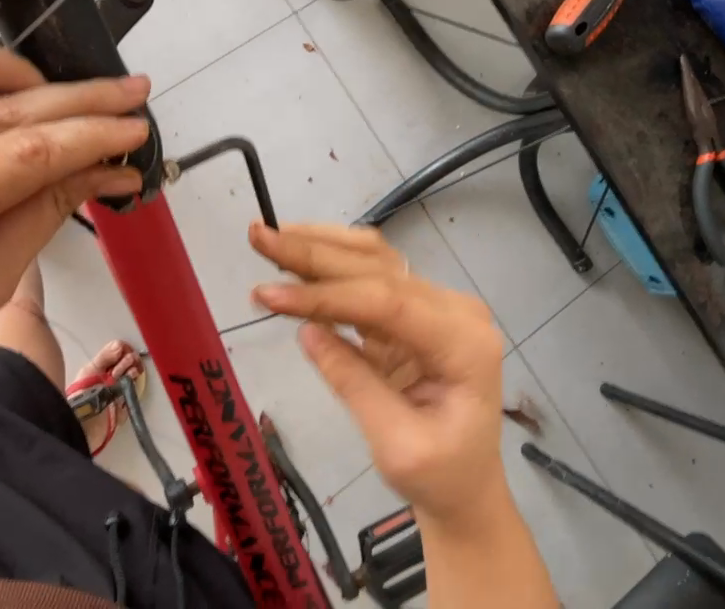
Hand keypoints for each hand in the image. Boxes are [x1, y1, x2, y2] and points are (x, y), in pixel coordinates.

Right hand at [249, 224, 506, 528]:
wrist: (467, 487)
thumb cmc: (440, 477)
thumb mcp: (398, 446)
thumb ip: (355, 384)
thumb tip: (305, 330)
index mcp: (463, 342)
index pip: (386, 302)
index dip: (325, 294)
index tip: (269, 294)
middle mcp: (453, 310)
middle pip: (377, 269)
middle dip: (312, 252)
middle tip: (258, 237)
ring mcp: (434, 305)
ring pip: (371, 260)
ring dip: (318, 247)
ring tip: (269, 237)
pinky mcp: (412, 311)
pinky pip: (367, 278)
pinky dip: (327, 269)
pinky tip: (292, 262)